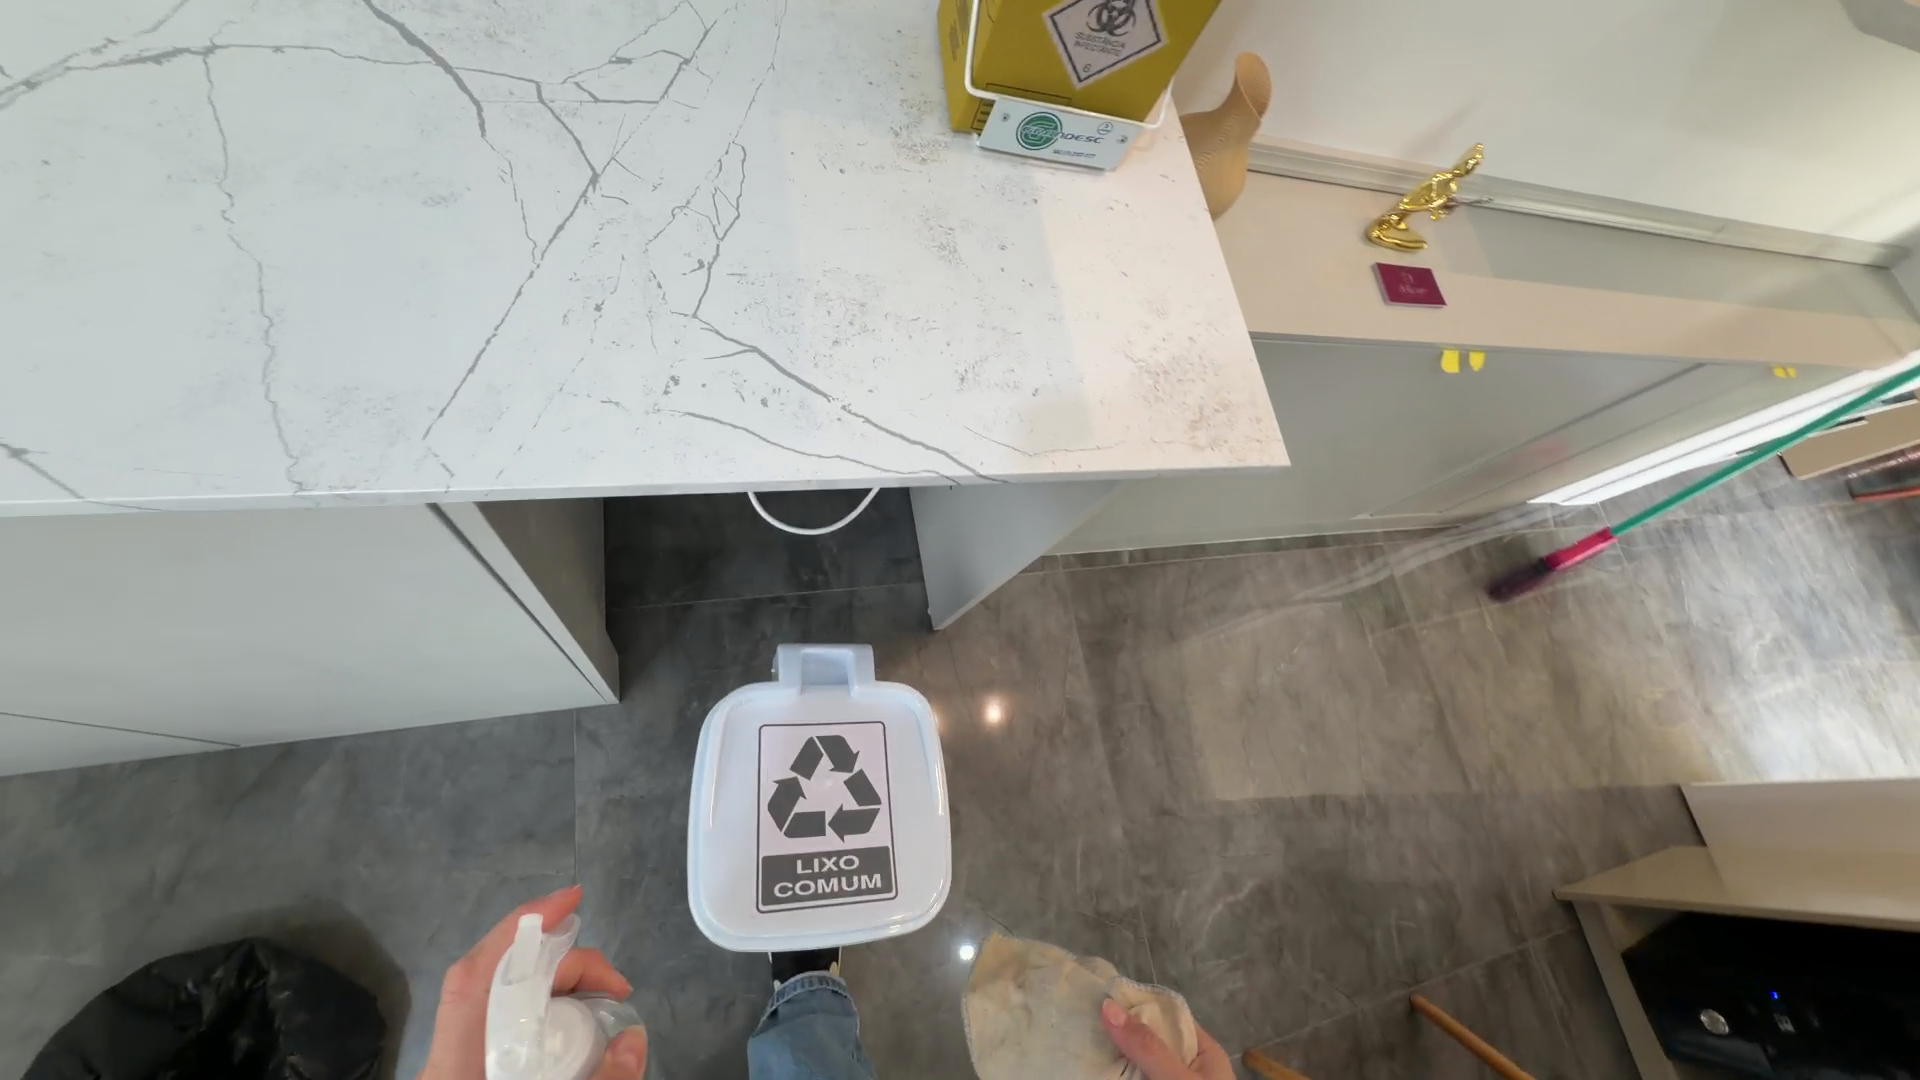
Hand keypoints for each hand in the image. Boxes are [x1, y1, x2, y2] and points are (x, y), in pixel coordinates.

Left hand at [419, 886, 648, 1079]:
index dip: (522, 927)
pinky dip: (546, 1017)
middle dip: (567, 966)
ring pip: (507, 1005)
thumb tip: (635, 1040)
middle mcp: (448, 1064)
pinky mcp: (470, 1078)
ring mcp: (456, 1072)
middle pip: (503, 983)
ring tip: (607, 1007)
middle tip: (617, 987)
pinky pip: (507, 1031)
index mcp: (456, 1070)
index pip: (476, 977)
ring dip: (561, 991)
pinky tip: (577, 1032)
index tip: (574, 898)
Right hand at [1101, 998, 1233, 1079]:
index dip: (1137, 1005)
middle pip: (1151, 1039)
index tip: (1104, 997)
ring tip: (1086, 1037)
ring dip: (1117, 1055)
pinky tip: (1098, 1065)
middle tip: (1088, 1019)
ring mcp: (1172, 1078)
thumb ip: (1148, 1046)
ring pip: (1140, 1062)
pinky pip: (1136, 1076)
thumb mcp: (1178, 1077)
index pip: (1167, 1015)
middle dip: (1123, 1032)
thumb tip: (1107, 1003)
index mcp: (1205, 1051)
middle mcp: (1190, 1066)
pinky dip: (1119, 1073)